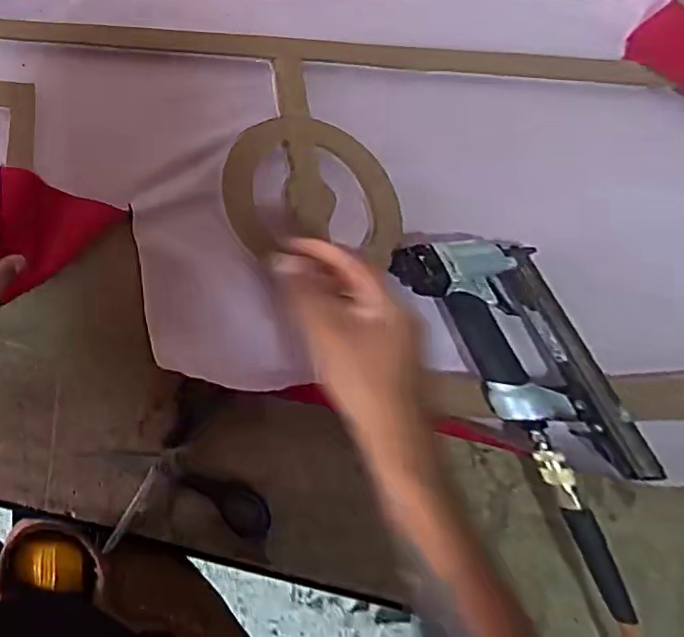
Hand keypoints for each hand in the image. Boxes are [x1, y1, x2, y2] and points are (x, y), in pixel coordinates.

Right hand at [273, 239, 427, 451]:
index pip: (352, 260)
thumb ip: (302, 291)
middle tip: (290, 263)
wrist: (395, 439)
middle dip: (322, 265)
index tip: (287, 243)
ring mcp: (400, 332)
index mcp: (388, 301)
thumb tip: (283, 258)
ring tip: (298, 285)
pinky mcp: (393, 351)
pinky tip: (319, 316)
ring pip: (359, 296)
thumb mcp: (324, 332)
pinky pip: (361, 313)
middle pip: (358, 276)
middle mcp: (400, 310)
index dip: (318, 248)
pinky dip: (338, 305)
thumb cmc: (360, 381)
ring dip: (328, 286)